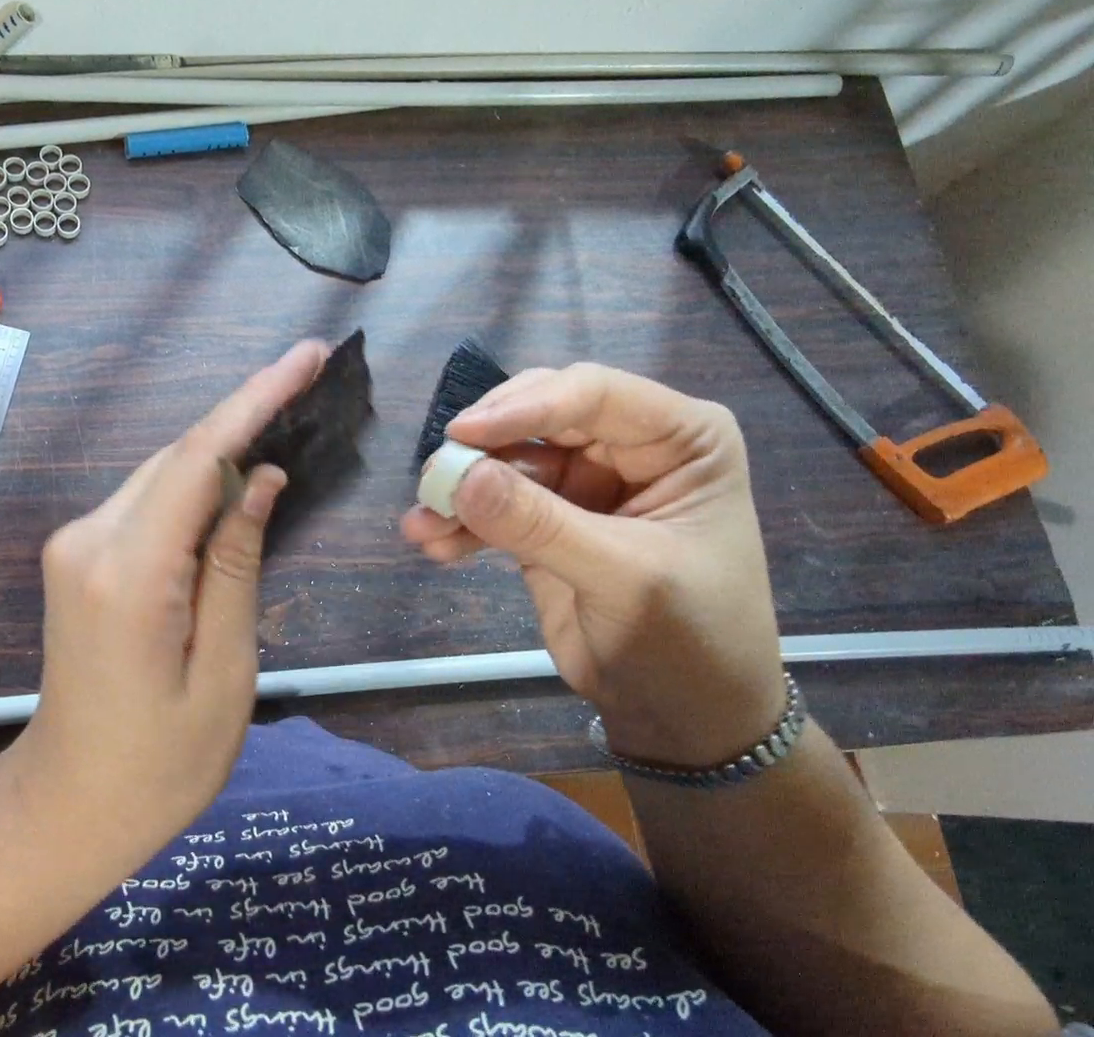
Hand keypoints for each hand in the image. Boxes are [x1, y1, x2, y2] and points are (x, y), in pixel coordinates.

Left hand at [13, 341, 327, 842]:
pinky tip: (234, 486)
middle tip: (311, 384)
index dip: (256, 399)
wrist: (70, 801)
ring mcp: (72, 546)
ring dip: (219, 452)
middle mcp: (87, 540)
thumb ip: (236, 564)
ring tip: (286, 422)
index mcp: (127, 572)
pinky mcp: (75, 559)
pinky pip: (144, 506)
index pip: (197, 458)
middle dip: (243, 417)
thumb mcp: (223, 671)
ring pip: (158, 477)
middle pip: (175, 458)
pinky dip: (190, 490)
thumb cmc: (161, 763)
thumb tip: (258, 478)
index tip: (307, 357)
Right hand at [400, 363, 785, 766]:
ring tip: (422, 526)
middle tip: (436, 477)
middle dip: (483, 448)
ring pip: (504, 462)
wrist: (681, 715)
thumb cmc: (688, 639)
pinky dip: (460, 523)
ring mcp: (581, 485)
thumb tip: (459, 477)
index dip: (524, 407)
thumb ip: (540, 524)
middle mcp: (628, 448)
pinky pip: (491, 506)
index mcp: (679, 439)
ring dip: (460, 491)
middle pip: (538, 418)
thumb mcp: (623, 576)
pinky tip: (432, 545)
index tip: (460, 435)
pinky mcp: (543, 522)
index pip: (593, 395)